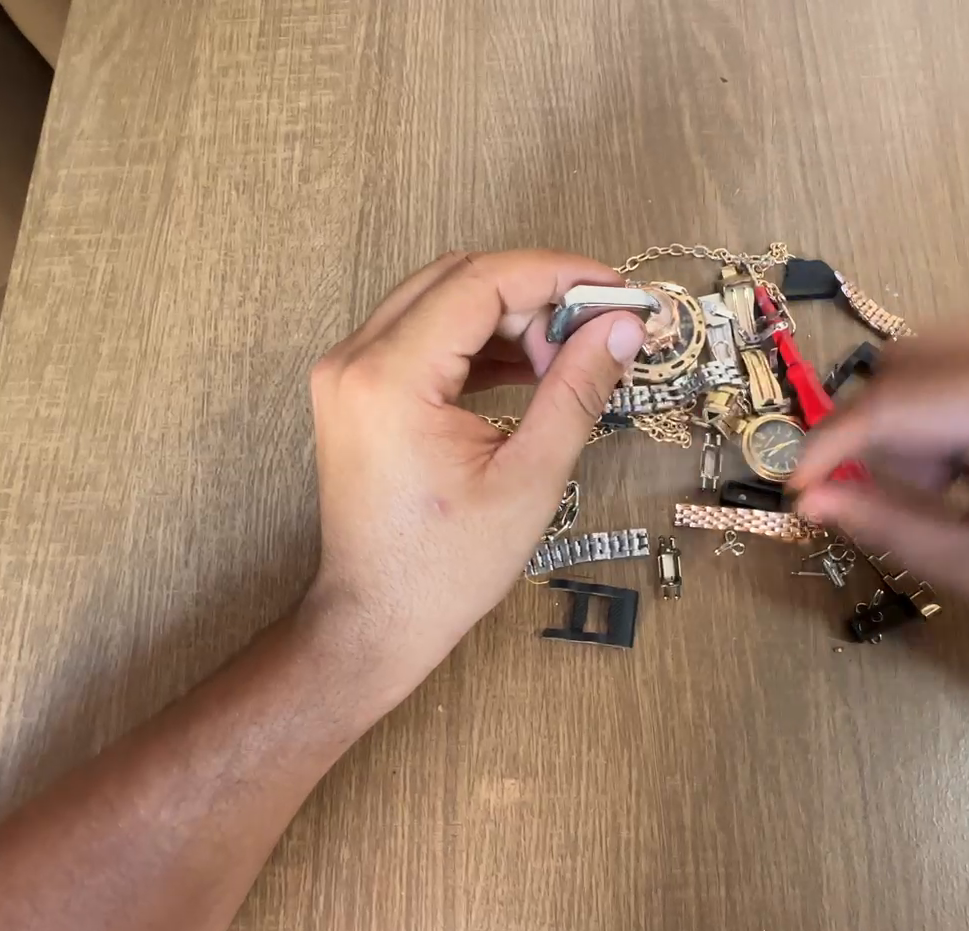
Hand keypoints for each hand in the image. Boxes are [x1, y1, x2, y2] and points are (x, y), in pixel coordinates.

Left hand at [305, 250, 644, 691]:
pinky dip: (475, 344)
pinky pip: (422, 338)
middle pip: (457, 280)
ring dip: (506, 317)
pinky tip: (523, 369)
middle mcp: (354, 360)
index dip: (556, 274)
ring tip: (563, 356)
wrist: (377, 618)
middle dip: (534, 294)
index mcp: (391, 378)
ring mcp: (347, 374)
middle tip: (594, 328)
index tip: (613, 290)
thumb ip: (576, 391)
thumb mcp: (529, 479)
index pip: (481, 282)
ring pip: (438, 303)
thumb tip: (621, 328)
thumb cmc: (447, 567)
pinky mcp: (355, 391)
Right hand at [790, 317, 968, 644]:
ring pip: (942, 354)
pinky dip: (960, 408)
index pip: (895, 402)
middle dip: (887, 430)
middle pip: (911, 358)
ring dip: (924, 419)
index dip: (829, 445)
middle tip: (921, 494)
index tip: (794, 486)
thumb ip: (884, 524)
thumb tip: (808, 498)